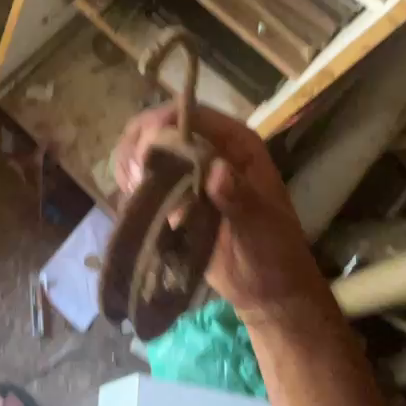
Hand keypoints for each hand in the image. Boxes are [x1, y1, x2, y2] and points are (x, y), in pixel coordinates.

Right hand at [113, 105, 330, 327]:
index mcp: (236, 143)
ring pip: (146, 147)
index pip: (193, 114)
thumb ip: (240, 198)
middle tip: (135, 177)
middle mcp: (208, 147)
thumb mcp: (261, 227)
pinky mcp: (173, 193)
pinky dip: (132, 183)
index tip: (145, 153)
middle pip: (161, 125)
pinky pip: (143, 176)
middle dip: (140, 144)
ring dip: (132, 163)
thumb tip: (216, 171)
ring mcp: (188, 170)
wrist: (267, 291)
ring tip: (133, 191)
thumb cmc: (274, 253)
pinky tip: (132, 201)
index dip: (164, 124)